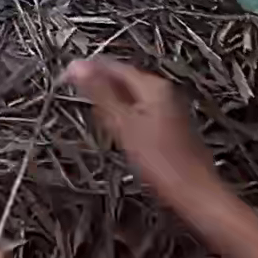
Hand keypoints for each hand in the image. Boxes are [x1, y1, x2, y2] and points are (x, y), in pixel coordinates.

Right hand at [64, 58, 221, 199]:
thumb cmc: (157, 159)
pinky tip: (115, 129)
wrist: (193, 192)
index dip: (86, 69)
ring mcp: (168, 106)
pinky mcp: (169, 123)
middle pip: (122, 78)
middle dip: (97, 86)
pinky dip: (122, 114)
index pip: (112, 65)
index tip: (64, 79)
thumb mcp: (121, 122)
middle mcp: (163, 90)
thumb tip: (76, 65)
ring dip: (108, 101)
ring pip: (129, 94)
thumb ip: (98, 92)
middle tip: (76, 98)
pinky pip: (138, 108)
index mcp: (152, 85)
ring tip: (93, 115)